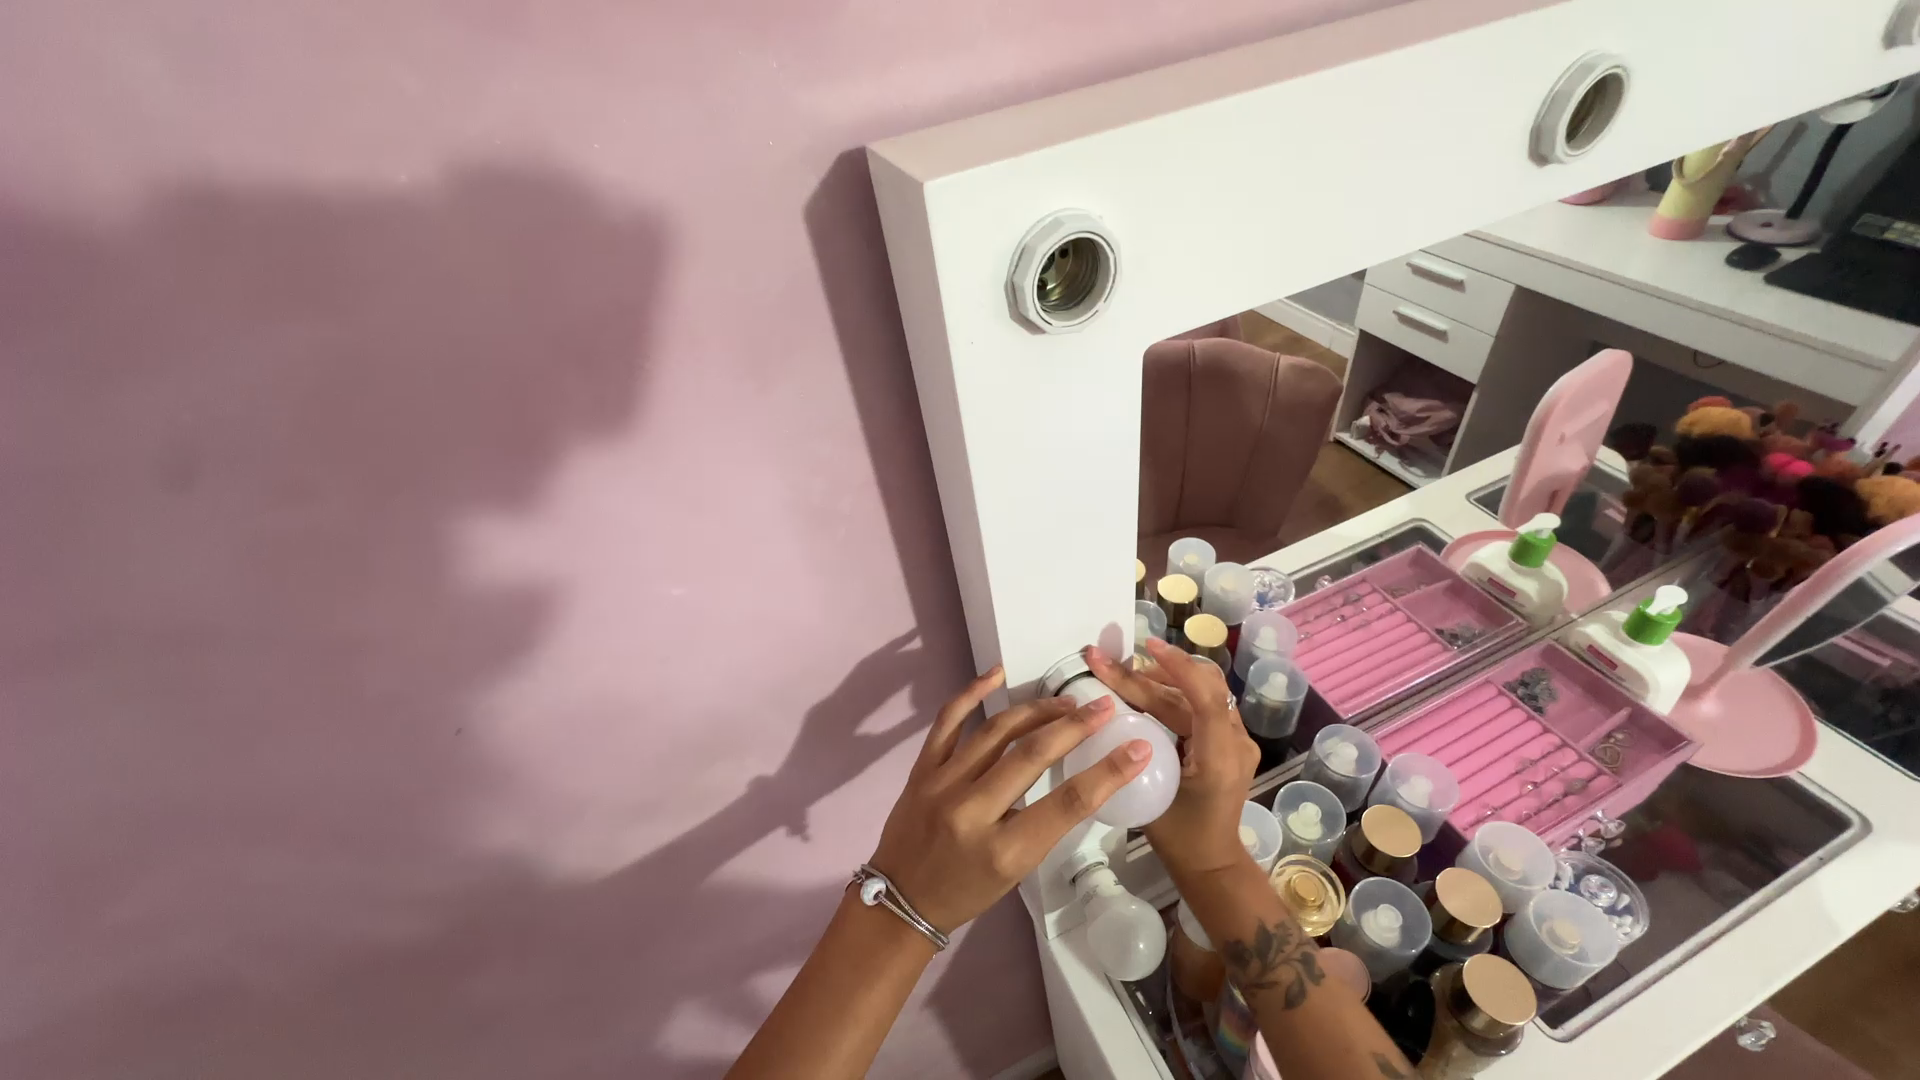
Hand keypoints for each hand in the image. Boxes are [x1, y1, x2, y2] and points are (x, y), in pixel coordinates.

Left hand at [867, 666, 1151, 933]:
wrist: (899, 901)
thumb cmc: (967, 891)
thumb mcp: (1016, 872)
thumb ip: (1044, 823)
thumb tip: (1079, 773)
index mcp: (1004, 851)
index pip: (1066, 804)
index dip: (1108, 773)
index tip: (1137, 748)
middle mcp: (971, 812)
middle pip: (1031, 756)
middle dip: (1074, 727)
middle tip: (1103, 707)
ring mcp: (941, 784)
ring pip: (995, 731)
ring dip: (1036, 710)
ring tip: (1066, 702)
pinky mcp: (920, 768)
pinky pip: (948, 721)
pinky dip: (972, 692)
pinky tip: (998, 673)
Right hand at [1085, 639, 1259, 881]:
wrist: (1212, 863)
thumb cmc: (1179, 839)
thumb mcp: (1149, 797)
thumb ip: (1134, 753)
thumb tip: (1104, 713)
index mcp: (1220, 758)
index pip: (1206, 697)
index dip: (1177, 667)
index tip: (1145, 647)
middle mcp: (1236, 742)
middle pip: (1192, 692)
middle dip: (1147, 671)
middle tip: (1105, 660)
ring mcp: (1237, 740)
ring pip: (1196, 693)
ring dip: (1158, 678)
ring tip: (1119, 670)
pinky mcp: (1229, 741)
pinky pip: (1200, 704)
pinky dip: (1171, 691)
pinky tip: (1142, 687)